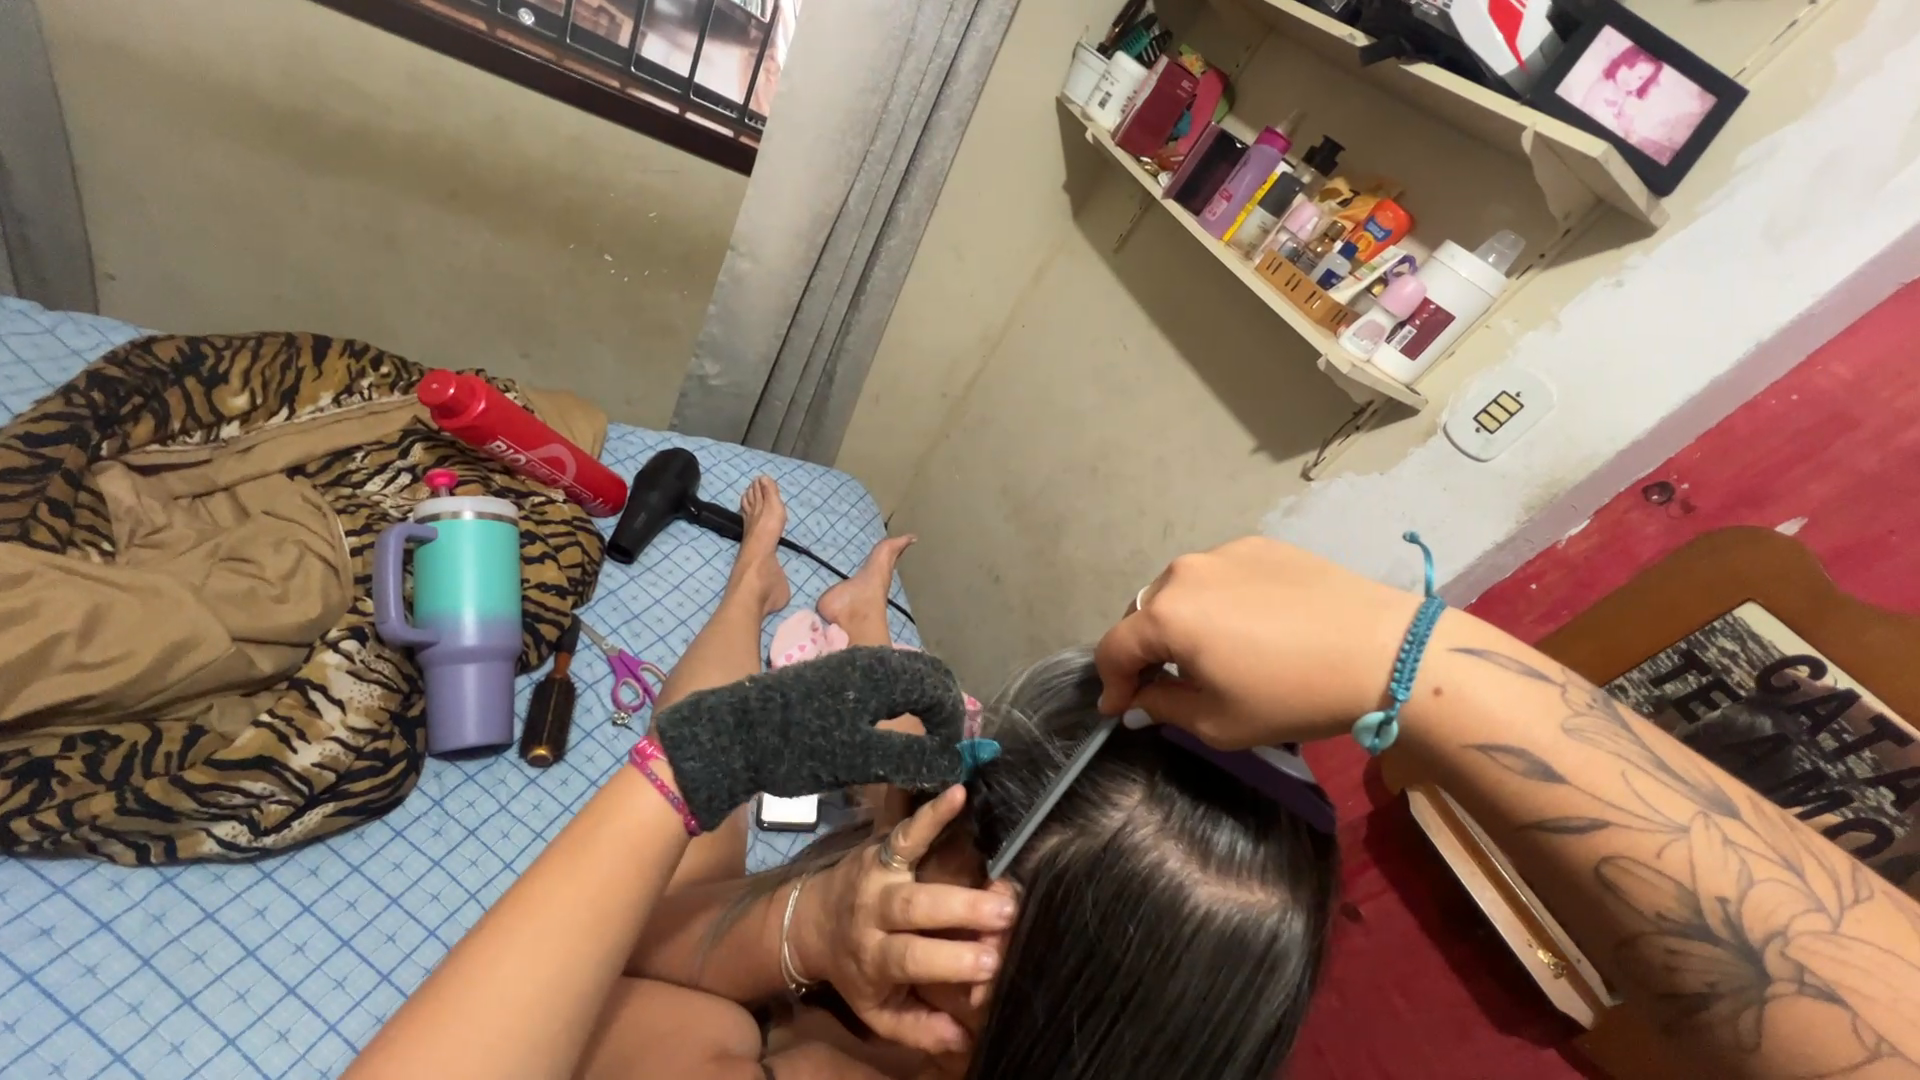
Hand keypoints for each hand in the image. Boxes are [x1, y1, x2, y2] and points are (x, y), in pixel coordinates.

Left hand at [795, 785, 1012, 1053]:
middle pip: (915, 910)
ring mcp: (877, 876)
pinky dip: (932, 812)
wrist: (811, 920)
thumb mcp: (876, 1010)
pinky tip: (960, 794)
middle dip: (961, 912)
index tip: (991, 964)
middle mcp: (872, 913)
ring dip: (954, 867)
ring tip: (1000, 876)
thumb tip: (963, 1039)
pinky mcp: (881, 848)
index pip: (911, 958)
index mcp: (872, 957)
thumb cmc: (856, 969)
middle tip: (1006, 915)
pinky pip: (906, 830)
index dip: (949, 960)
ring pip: (913, 871)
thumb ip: (917, 1028)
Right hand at [1095, 537, 1423, 748]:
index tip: (1120, 708)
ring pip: (1179, 590)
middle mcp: (1183, 572)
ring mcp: (1222, 552)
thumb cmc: (1291, 695)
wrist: (1384, 652)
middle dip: (1144, 651)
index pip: (1114, 648)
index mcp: (1166, 615)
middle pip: (1143, 614)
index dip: (1112, 683)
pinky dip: (1216, 601)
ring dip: (1179, 621)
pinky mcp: (1258, 545)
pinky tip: (1249, 625)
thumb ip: (1161, 708)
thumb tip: (1136, 702)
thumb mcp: (1217, 721)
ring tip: (1209, 650)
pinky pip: (1218, 575)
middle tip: (1163, 682)